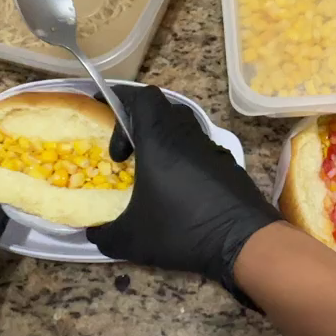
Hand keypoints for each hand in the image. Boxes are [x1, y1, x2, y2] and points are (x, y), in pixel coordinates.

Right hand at [87, 84, 281, 304]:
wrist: (243, 239)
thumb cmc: (182, 229)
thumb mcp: (131, 239)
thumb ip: (104, 234)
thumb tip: (92, 234)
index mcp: (160, 140)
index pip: (142, 97)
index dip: (120, 96)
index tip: (101, 108)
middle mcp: (186, 135)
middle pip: (161, 107)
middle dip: (136, 120)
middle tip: (123, 152)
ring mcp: (210, 147)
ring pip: (181, 125)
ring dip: (159, 138)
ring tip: (146, 169)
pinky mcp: (224, 162)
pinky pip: (196, 145)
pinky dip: (179, 153)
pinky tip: (174, 185)